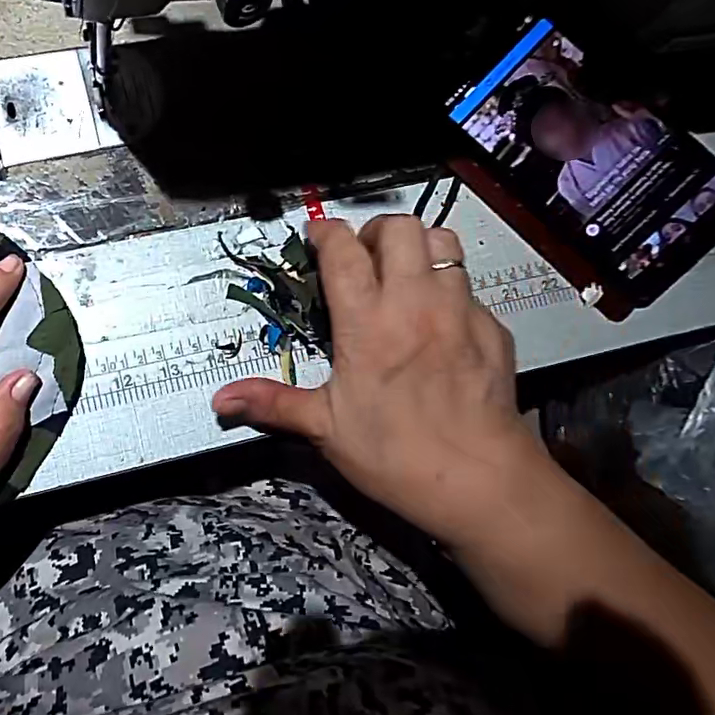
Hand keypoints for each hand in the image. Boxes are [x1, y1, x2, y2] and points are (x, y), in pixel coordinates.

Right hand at [211, 216, 551, 544]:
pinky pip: (467, 285)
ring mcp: (462, 314)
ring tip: (393, 274)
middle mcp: (418, 307)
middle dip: (372, 231)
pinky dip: (442, 285)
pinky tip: (429, 319)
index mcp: (369, 326)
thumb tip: (220, 400)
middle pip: (402, 230)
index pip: (346, 254)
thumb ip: (270, 402)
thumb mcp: (322, 427)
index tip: (314, 234)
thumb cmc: (395, 454)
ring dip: (414, 247)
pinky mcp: (493, 331)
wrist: (483, 484)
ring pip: (443, 244)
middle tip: (354, 256)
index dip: (326, 233)